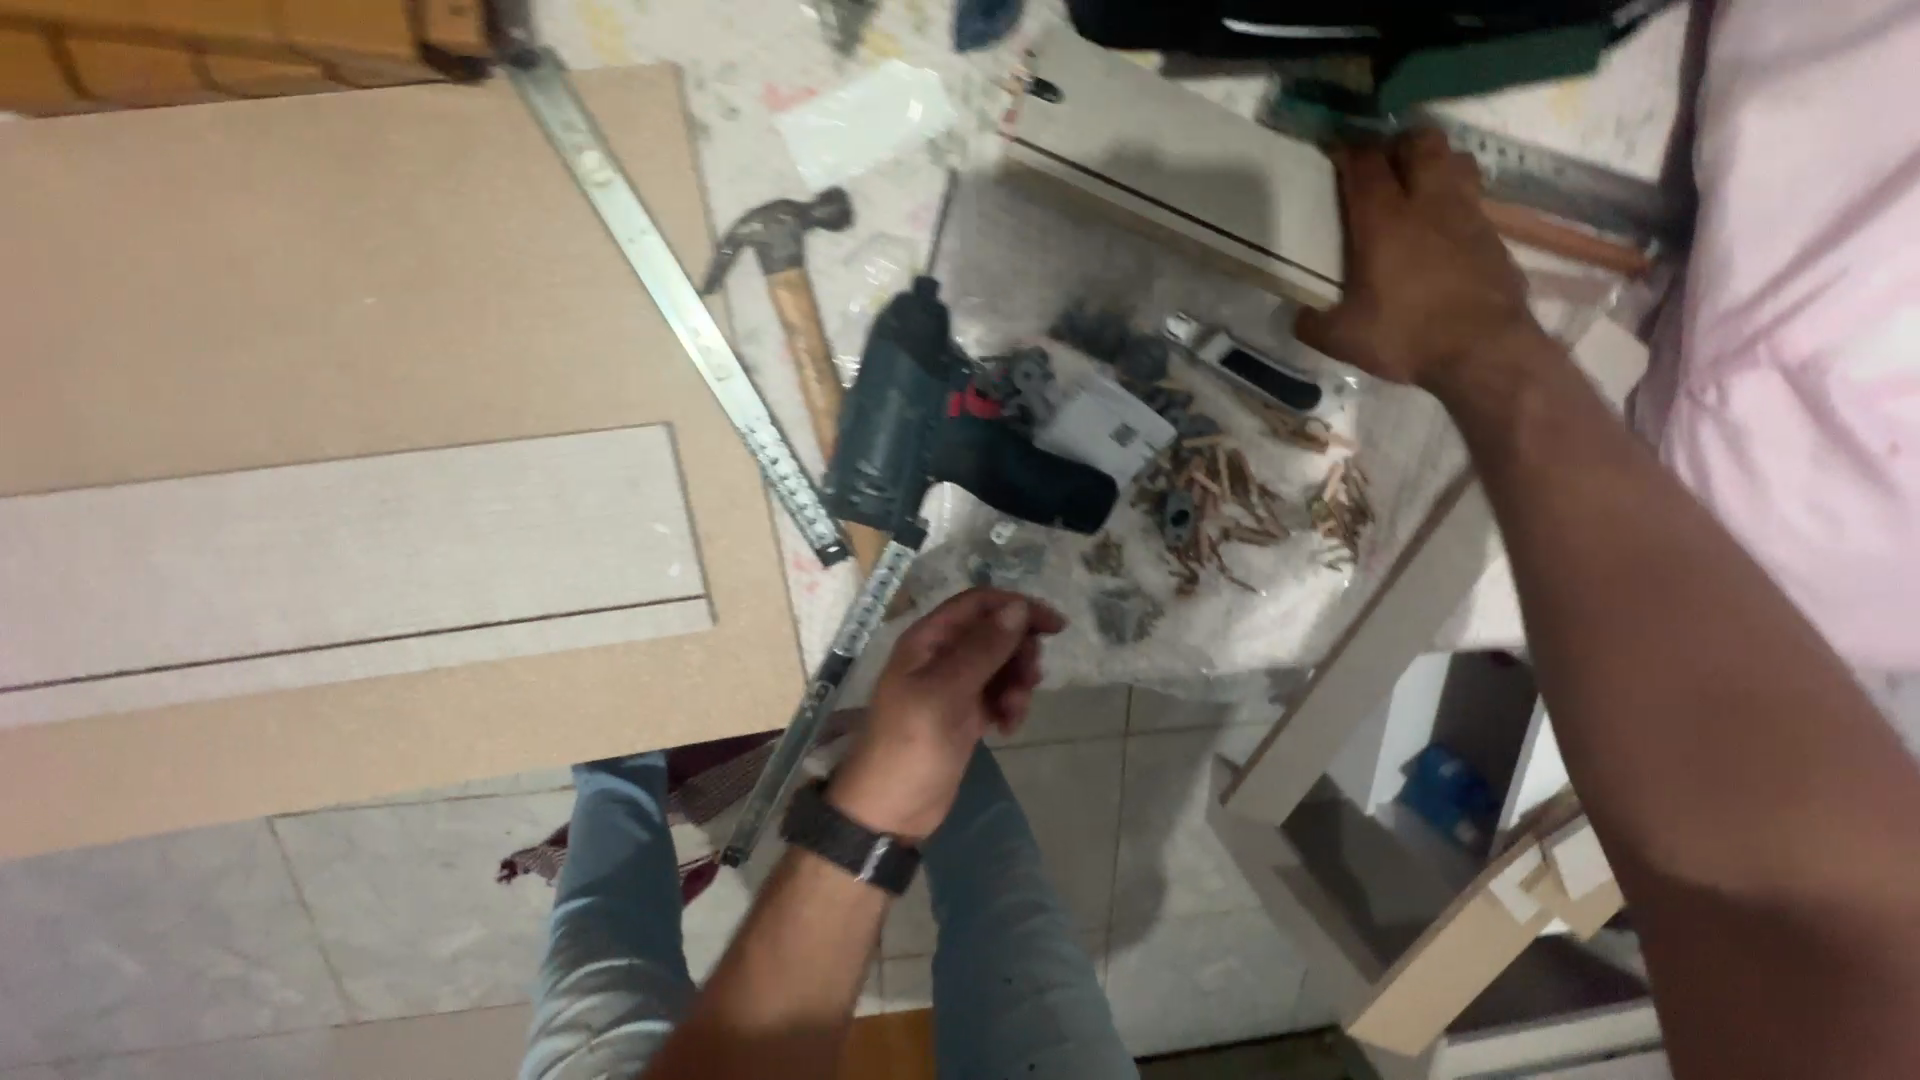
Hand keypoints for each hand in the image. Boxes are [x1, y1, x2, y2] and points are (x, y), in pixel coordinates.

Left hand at [826, 588, 1065, 842]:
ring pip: (1001, 665)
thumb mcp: (945, 693)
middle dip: (1019, 652)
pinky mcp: (965, 714)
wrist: (891, 810)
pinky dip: (1010, 706)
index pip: (978, 603)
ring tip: (1013, 713)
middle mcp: (941, 655)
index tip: (1054, 627)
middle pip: (995, 632)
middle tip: (1030, 680)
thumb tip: (1017, 608)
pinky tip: (1007, 729)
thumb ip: (982, 649)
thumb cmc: (911, 745)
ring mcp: (953, 686)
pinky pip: (999, 694)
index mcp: (928, 640)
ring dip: (1017, 684)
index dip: (1017, 607)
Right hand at [1296, 130, 1546, 389]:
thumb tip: (1300, 315)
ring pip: (1454, 158)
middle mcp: (1427, 203)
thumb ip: (1313, 322)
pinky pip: (1472, 196)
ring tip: (1415, 183)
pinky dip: (1454, 197)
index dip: (1346, 151)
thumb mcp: (1341, 339)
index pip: (1364, 163)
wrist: (1483, 350)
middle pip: (1419, 142)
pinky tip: (1440, 226)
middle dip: (1396, 143)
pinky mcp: (1492, 233)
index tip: (1333, 154)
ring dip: (1433, 161)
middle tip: (1378, 164)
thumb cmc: (1405, 336)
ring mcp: (1466, 213)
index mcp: (1383, 220)